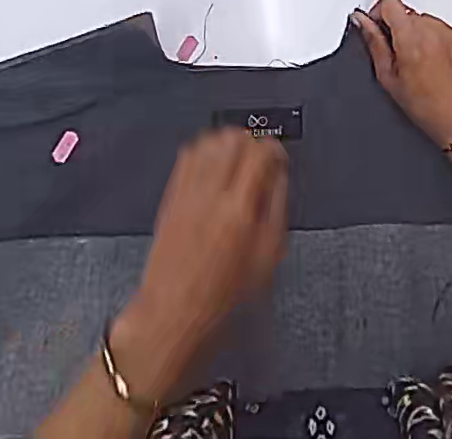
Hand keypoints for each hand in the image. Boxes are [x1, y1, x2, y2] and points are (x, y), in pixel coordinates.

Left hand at [111, 129, 287, 399]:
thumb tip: (279, 177)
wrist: (174, 311)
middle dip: (251, 140)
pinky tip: (212, 163)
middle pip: (233, 139)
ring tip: (237, 155)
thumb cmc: (221, 295)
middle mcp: (212, 193)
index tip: (278, 155)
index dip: (274, 148)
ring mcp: (188, 190)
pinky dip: (204, 150)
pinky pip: (188, 154)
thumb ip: (277, 209)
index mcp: (240, 209)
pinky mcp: (172, 194)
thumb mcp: (266, 257)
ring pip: (210, 141)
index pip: (259, 153)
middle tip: (259, 153)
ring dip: (228, 140)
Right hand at [353, 0, 451, 148]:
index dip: (377, 12)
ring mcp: (446, 32)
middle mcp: (430, 29)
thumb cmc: (424, 104)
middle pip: (404, 10)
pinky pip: (435, 27)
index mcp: (410, 37)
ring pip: (419, 18)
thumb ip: (373, 41)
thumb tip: (360, 21)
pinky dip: (428, 37)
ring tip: (413, 59)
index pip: (389, 1)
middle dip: (394, 26)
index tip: (376, 27)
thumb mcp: (386, 75)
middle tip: (394, 52)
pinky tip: (427, 60)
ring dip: (412, 32)